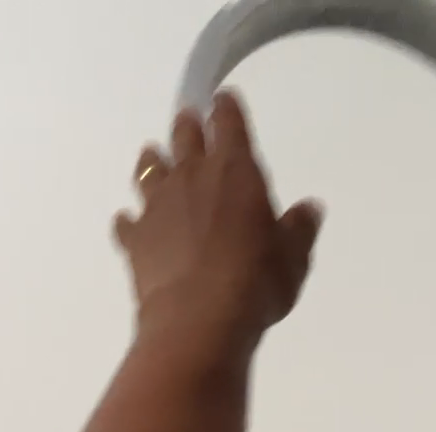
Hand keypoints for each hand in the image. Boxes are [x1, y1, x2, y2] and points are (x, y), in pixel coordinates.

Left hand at [114, 91, 322, 354]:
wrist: (199, 322)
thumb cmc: (256, 284)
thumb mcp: (293, 260)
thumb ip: (299, 229)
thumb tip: (309, 209)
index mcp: (235, 170)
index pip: (228, 122)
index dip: (227, 110)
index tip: (224, 104)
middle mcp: (191, 176)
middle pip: (184, 136)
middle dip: (188, 128)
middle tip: (189, 124)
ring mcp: (157, 206)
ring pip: (149, 169)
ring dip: (154, 164)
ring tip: (156, 163)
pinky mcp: (134, 239)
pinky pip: (127, 222)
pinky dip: (131, 221)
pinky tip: (133, 225)